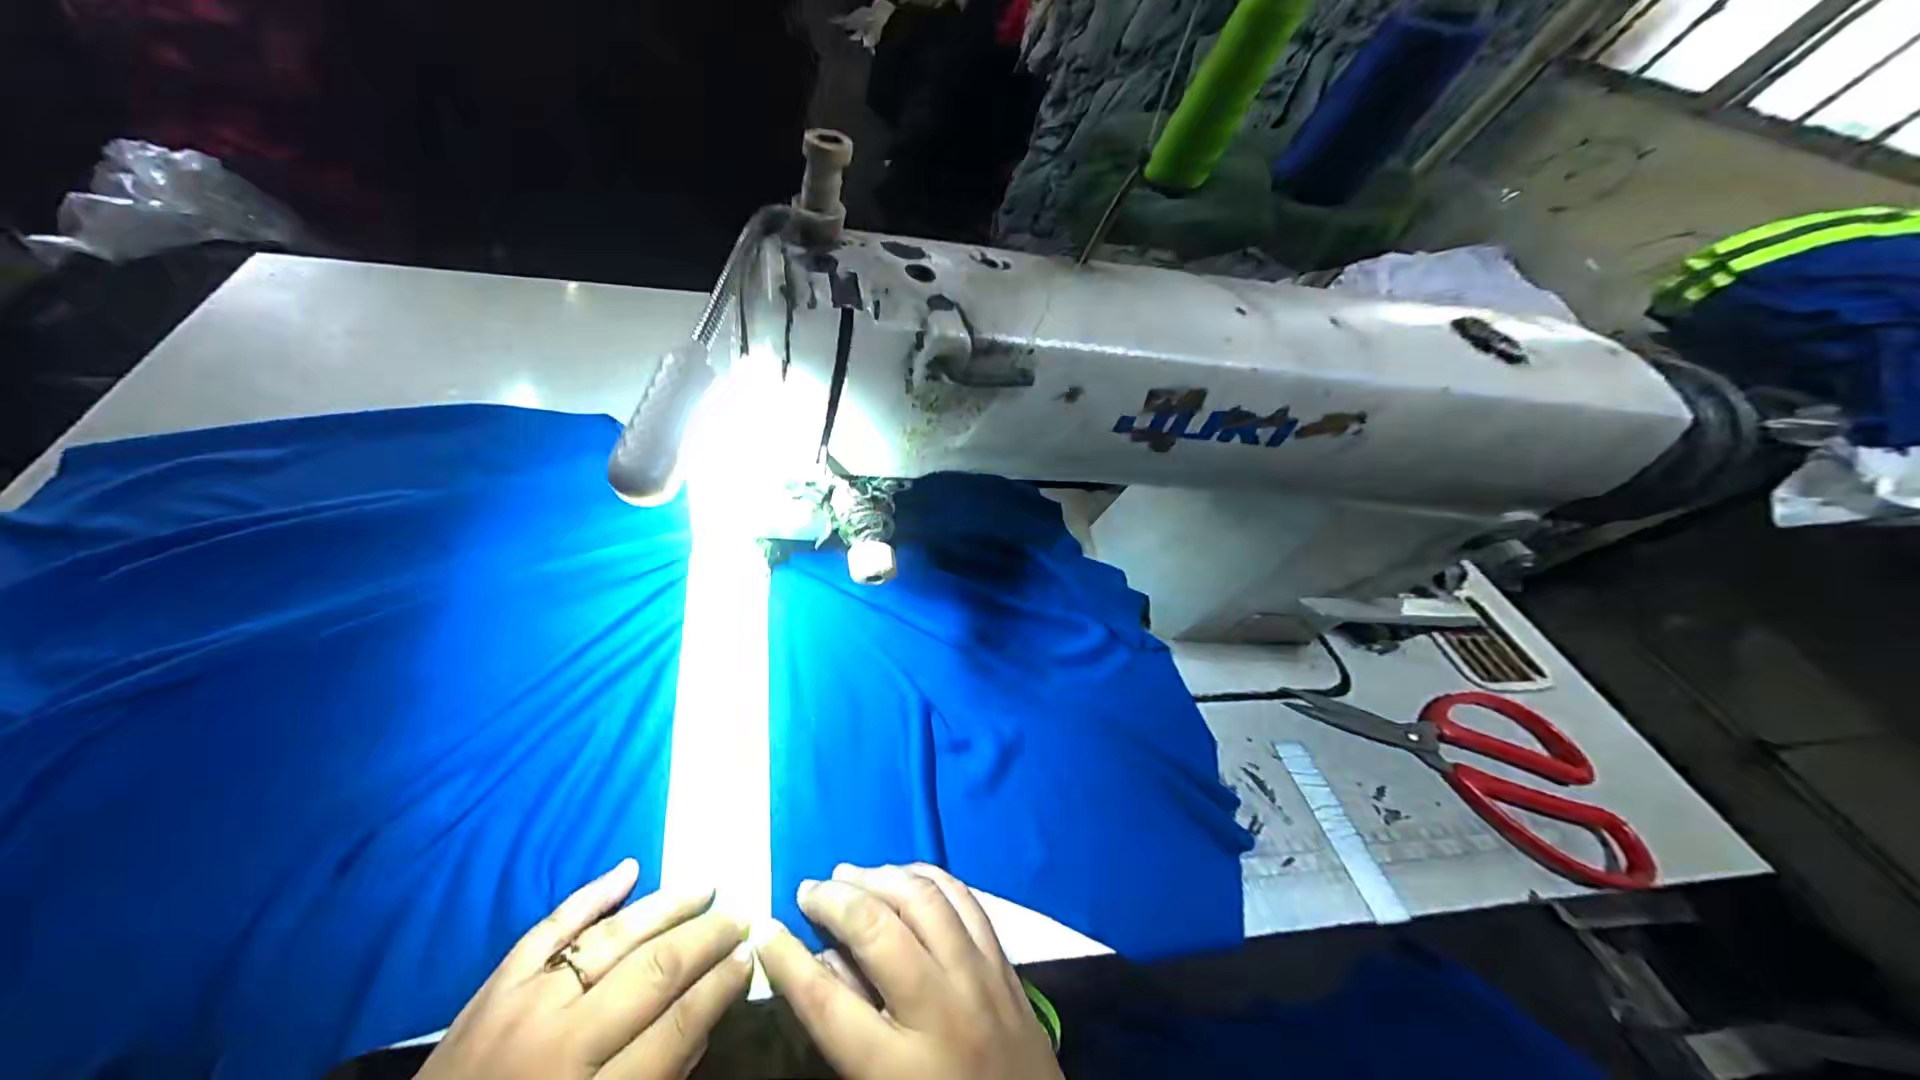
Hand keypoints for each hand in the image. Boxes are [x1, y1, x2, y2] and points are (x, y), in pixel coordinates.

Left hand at [418, 859, 750, 1079]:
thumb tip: (702, 1021)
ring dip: (665, 907)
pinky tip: (628, 869)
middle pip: (653, 970)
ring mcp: (521, 1007)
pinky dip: (590, 896)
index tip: (750, 954)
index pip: (678, 1024)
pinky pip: (548, 929)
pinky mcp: (491, 989)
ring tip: (704, 887)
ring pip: (611, 937)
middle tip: (740, 916)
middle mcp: (558, 1042)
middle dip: (706, 938)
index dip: (721, 985)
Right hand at [755, 863, 1064, 1079]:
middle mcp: (941, 1012)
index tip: (766, 929)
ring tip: (849, 874)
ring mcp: (978, 978)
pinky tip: (904, 873)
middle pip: (878, 932)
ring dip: (881, 877)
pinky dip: (929, 877)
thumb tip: (820, 961)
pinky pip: (964, 899)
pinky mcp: (1004, 962)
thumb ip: (848, 1030)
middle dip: (835, 902)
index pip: (828, 1003)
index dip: (788, 961)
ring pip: (924, 901)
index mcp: (899, 1069)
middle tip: (809, 889)